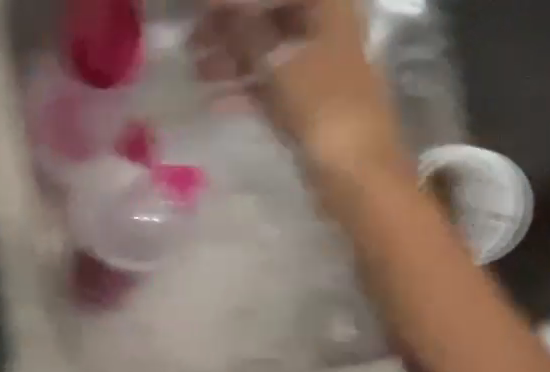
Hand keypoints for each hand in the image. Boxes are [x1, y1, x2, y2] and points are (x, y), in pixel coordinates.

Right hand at [197, 0, 410, 177]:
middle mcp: (325, 29)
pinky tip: (213, 100)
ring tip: (195, 69)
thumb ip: (248, 32)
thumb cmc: (326, 109)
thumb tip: (219, 6)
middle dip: (232, 25)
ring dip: (231, 58)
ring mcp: (316, 69)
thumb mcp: (282, 63)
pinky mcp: (306, 105)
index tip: (205, 7)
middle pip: (273, 15)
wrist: (357, 175)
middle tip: (192, 38)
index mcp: (330, 7)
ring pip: (267, 52)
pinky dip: (243, 89)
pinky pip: (269, 86)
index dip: (240, 0)